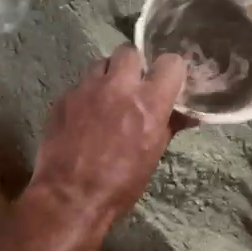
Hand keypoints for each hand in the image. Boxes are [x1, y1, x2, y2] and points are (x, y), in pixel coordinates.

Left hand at [29, 45, 187, 225]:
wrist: (70, 198)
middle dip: (134, 65)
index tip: (166, 82)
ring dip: (108, 76)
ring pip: (101, 64)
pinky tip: (85, 117)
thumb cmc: (121, 184)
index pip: (170, 62)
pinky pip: (80, 85)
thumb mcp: (153, 155)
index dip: (170, 70)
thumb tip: (188, 115)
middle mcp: (118, 87)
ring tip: (107, 99)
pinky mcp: (63, 98)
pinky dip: (87, 95)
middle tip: (133, 86)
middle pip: (129, 52)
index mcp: (148, 102)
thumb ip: (169, 125)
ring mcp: (86, 89)